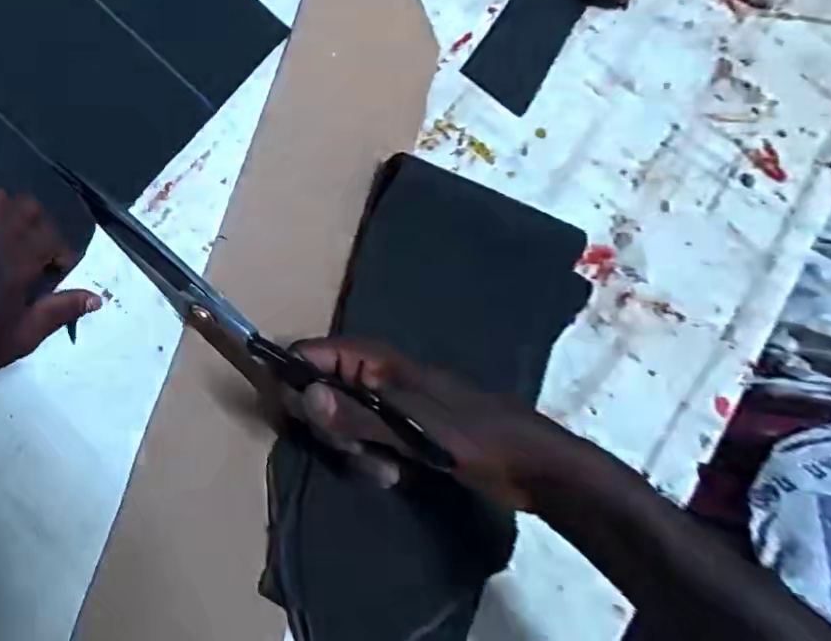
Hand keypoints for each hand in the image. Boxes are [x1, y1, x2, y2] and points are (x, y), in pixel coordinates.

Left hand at [0, 189, 99, 399]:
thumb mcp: (26, 335)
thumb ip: (61, 310)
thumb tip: (96, 298)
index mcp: (18, 263)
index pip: (52, 236)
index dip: (61, 253)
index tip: (56, 271)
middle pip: (27, 205)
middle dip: (38, 224)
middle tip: (35, 252)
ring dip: (8, 213)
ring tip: (9, 239)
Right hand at [283, 337, 594, 512]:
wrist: (538, 467)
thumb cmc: (474, 434)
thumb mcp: (411, 427)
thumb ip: (353, 413)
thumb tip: (300, 397)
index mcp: (364, 356)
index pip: (300, 356)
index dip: (293, 386)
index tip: (303, 421)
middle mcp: (363, 372)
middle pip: (312, 391)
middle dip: (327, 426)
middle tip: (355, 449)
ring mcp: (376, 399)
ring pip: (332, 418)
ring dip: (350, 448)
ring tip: (385, 469)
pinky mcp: (390, 424)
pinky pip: (356, 435)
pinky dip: (367, 456)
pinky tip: (394, 473)